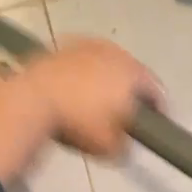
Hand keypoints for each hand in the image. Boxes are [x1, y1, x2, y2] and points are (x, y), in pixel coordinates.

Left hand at [0, 38, 161, 184]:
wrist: (32, 99)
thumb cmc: (79, 122)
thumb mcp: (110, 147)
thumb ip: (125, 146)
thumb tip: (125, 144)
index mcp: (134, 73)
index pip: (157, 91)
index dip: (159, 110)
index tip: (156, 124)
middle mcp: (115, 52)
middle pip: (132, 73)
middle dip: (131, 91)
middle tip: (126, 113)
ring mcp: (88, 45)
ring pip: (106, 64)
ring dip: (106, 80)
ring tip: (98, 101)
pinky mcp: (62, 45)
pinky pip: (81, 62)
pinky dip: (82, 75)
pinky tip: (74, 90)